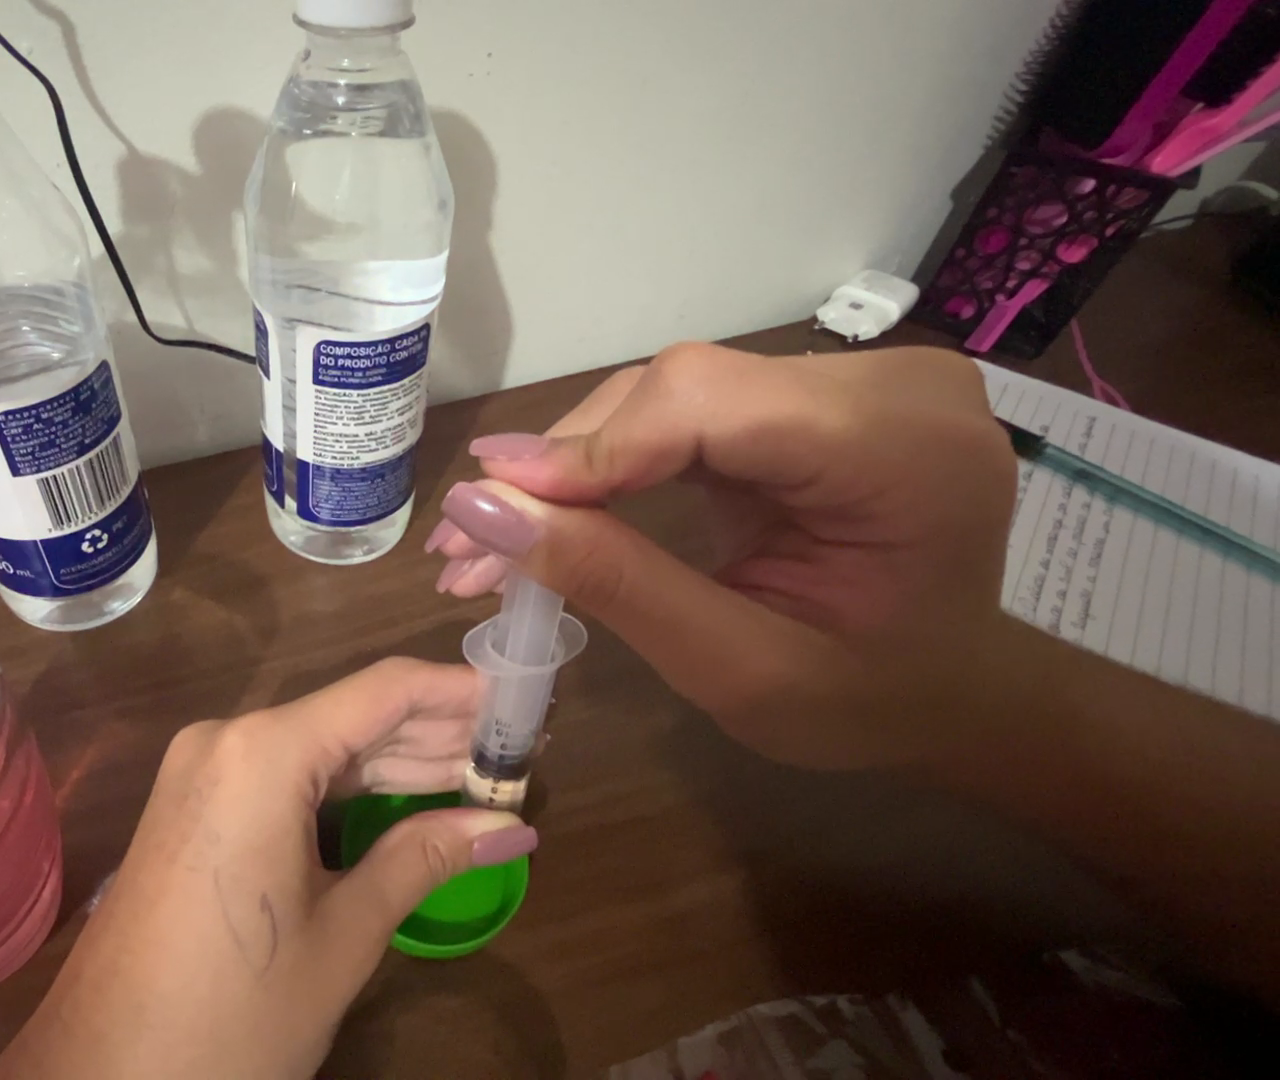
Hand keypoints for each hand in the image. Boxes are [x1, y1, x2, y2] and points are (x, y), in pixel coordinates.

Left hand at [0, 659, 536, 1078]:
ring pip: (321, 745)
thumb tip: (512, 826)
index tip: (518, 699)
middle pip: (353, 714)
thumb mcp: (343, 934)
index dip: (456, 689)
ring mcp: (205, 767)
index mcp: (264, 752)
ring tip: (480, 772)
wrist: (103, 1077)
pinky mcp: (197, 801)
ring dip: (395, 760)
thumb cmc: (231, 1012)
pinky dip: (347, 786)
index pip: (382, 690)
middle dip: (435, 731)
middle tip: (513, 749)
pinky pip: (286, 774)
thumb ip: (425, 858)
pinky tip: (407, 795)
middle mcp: (229, 737)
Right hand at [428, 343, 1018, 769]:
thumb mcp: (731, 667)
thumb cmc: (860, 702)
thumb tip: (478, 509)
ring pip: (660, 397)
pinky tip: (552, 507)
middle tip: (468, 544)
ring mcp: (841, 380)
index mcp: (905, 451)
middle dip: (561, 467)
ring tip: (492, 536)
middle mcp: (881, 384)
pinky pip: (675, 413)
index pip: (708, 404)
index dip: (585, 449)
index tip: (485, 508)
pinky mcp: (798, 395)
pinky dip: (604, 463)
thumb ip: (611, 581)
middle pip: (674, 392)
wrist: (945, 688)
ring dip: (569, 467)